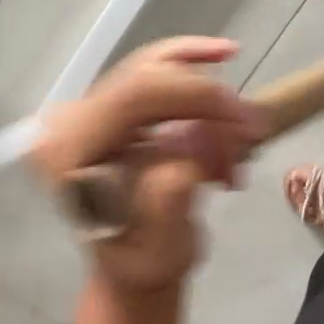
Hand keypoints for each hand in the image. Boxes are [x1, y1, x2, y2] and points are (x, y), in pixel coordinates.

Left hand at [32, 38, 265, 293]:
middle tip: (254, 131)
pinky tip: (223, 54)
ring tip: (241, 139)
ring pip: (158, 71)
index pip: (136, 94)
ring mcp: (86, 111)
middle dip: (210, 100)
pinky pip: (154, 71)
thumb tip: (192, 139)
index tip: (247, 122)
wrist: (132, 269)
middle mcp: (69, 121)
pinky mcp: (107, 108)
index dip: (198, 95)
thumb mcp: (162, 248)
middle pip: (149, 77)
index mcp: (69, 152)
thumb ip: (170, 196)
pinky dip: (194, 71)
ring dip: (209, 101)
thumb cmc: (146, 263)